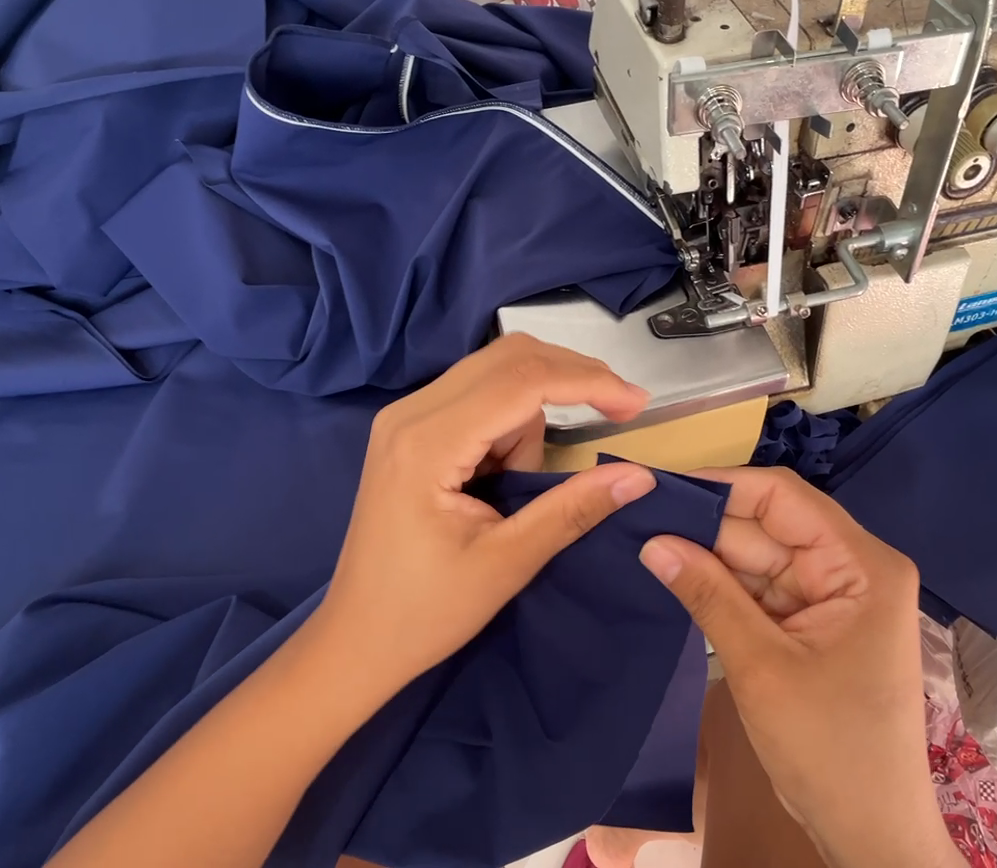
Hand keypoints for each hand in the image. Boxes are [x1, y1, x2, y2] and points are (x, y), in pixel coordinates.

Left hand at [318, 334, 657, 687]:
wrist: (357, 638)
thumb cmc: (425, 611)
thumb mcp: (508, 563)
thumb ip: (573, 509)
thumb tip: (638, 475)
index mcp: (428, 442)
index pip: (522, 380)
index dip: (588, 381)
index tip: (637, 404)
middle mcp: (410, 412)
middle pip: (510, 359)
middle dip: (570, 379)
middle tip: (618, 413)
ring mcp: (405, 416)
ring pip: (497, 374)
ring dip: (533, 413)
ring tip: (517, 487)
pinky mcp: (410, 428)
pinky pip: (479, 396)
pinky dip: (510, 422)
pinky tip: (500, 475)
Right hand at [639, 468, 946, 867]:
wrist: (871, 836)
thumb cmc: (829, 749)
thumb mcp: (761, 667)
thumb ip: (707, 595)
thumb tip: (651, 540)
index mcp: (861, 565)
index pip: (784, 498)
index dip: (722, 486)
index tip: (662, 486)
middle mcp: (852, 568)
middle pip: (770, 526)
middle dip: (708, 524)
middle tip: (640, 515)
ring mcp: (833, 596)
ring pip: (760, 556)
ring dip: (710, 554)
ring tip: (646, 538)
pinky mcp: (815, 622)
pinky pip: (762, 589)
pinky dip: (723, 585)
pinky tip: (677, 573)